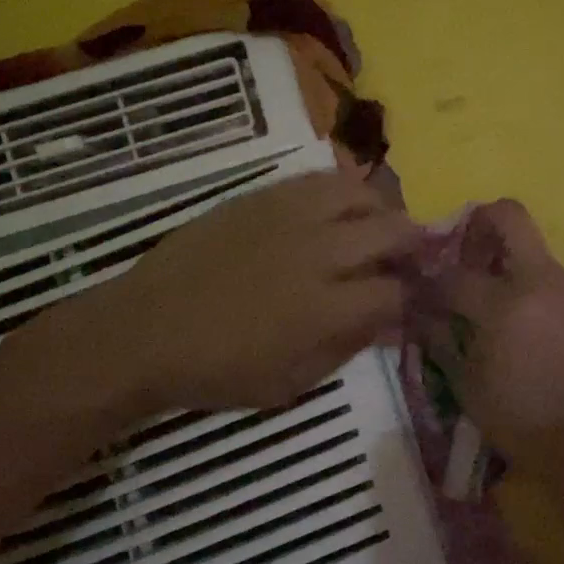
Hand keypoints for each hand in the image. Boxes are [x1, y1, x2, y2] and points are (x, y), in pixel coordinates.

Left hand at [12, 171, 417, 420]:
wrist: (145, 331)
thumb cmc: (219, 370)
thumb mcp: (291, 382)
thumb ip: (347, 347)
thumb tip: (390, 322)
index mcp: (325, 309)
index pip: (396, 293)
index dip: (416, 300)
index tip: (419, 305)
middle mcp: (317, 253)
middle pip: (392, 231)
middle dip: (415, 246)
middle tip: (413, 259)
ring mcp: (289, 218)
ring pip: (359, 193)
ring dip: (381, 211)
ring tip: (377, 228)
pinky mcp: (262, 197)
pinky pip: (318, 180)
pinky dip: (341, 192)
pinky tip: (337, 210)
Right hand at [430, 200, 563, 477]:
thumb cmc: (525, 424)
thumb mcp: (469, 388)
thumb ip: (444, 340)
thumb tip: (425, 314)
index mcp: (502, 304)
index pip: (454, 274)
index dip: (434, 282)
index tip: (430, 292)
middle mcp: (546, 280)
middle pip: (509, 216)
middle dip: (484, 222)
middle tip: (476, 250)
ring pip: (548, 268)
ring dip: (533, 288)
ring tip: (537, 332)